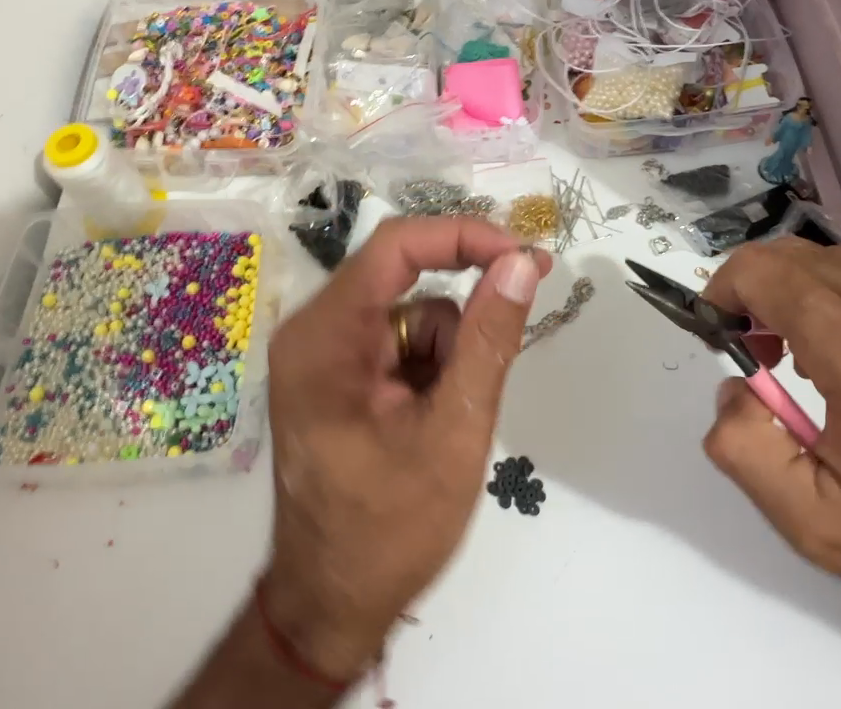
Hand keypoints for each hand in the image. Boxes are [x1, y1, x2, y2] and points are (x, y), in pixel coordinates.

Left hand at [260, 217, 548, 679]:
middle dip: (465, 304)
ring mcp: (324, 355)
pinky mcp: (340, 377)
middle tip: (515, 323)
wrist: (333, 605)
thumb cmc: (389, 530)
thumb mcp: (454, 432)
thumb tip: (521, 263)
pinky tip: (435, 420)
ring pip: (412, 312)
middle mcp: (314, 332)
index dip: (464, 236)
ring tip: (454, 416)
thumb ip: (489, 341)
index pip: (395, 246)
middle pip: (403, 277)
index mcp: (324, 337)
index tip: (525, 259)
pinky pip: (402, 342)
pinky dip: (435, 369)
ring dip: (450, 350)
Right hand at [697, 239, 840, 708]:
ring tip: (819, 358)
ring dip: (814, 294)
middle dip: (764, 290)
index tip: (722, 329)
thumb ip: (742, 445)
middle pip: (804, 256)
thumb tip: (735, 386)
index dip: (725, 288)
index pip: (765, 270)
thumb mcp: (815, 525)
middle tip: (763, 351)